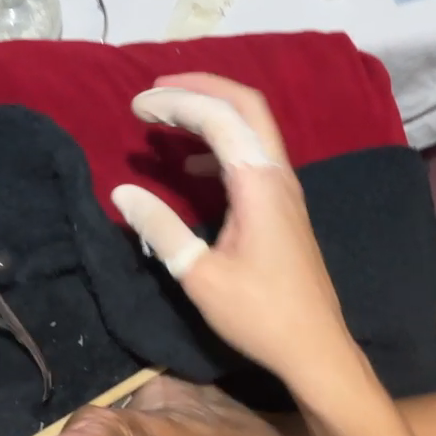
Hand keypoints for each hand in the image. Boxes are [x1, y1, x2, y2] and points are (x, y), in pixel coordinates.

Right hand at [109, 74, 358, 395]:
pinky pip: (253, 156)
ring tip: (167, 119)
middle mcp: (278, 175)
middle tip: (155, 93)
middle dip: (199, 89)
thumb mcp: (199, 275)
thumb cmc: (257, 314)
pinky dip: (221, 145)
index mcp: (258, 184)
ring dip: (211, 113)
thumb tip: (122, 192)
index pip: (219, 117)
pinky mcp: (284, 208)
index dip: (176, 102)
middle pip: (245, 105)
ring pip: (252, 128)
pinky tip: (192, 164)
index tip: (137, 106)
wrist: (313, 346)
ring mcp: (286, 190)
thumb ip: (160, 229)